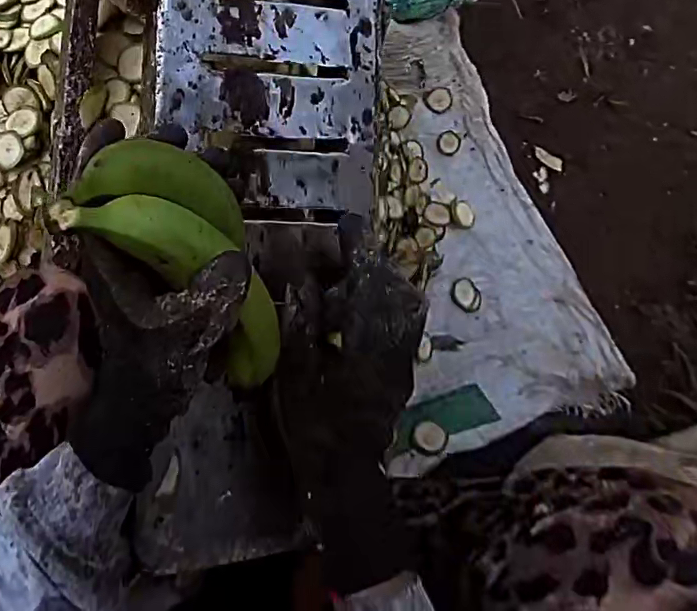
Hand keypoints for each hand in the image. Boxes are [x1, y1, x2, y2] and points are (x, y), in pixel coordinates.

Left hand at [66, 120, 249, 490]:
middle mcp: (115, 244)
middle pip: (123, 184)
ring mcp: (136, 253)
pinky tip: (221, 201)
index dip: (95, 154)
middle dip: (150, 156)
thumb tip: (235, 259)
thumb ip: (205, 303)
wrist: (144, 402)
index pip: (88, 190)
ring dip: (179, 177)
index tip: (114, 125)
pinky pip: (171, 222)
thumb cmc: (149, 368)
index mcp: (103, 252)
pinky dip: (193, 204)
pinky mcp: (156, 266)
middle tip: (182, 138)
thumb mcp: (178, 337)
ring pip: (151, 201)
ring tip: (214, 160)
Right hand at [271, 214, 426, 593]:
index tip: (345, 222)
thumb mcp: (296, 372)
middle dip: (366, 261)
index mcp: (364, 346)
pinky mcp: (399, 371)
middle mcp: (392, 349)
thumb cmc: (314, 423)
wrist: (345, 474)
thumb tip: (300, 279)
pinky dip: (382, 302)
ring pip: (398, 307)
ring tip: (347, 268)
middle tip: (339, 245)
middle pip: (388, 291)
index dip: (356, 251)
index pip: (365, 285)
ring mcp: (400, 361)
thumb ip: (301, 323)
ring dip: (375, 280)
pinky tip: (359, 302)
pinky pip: (399, 325)